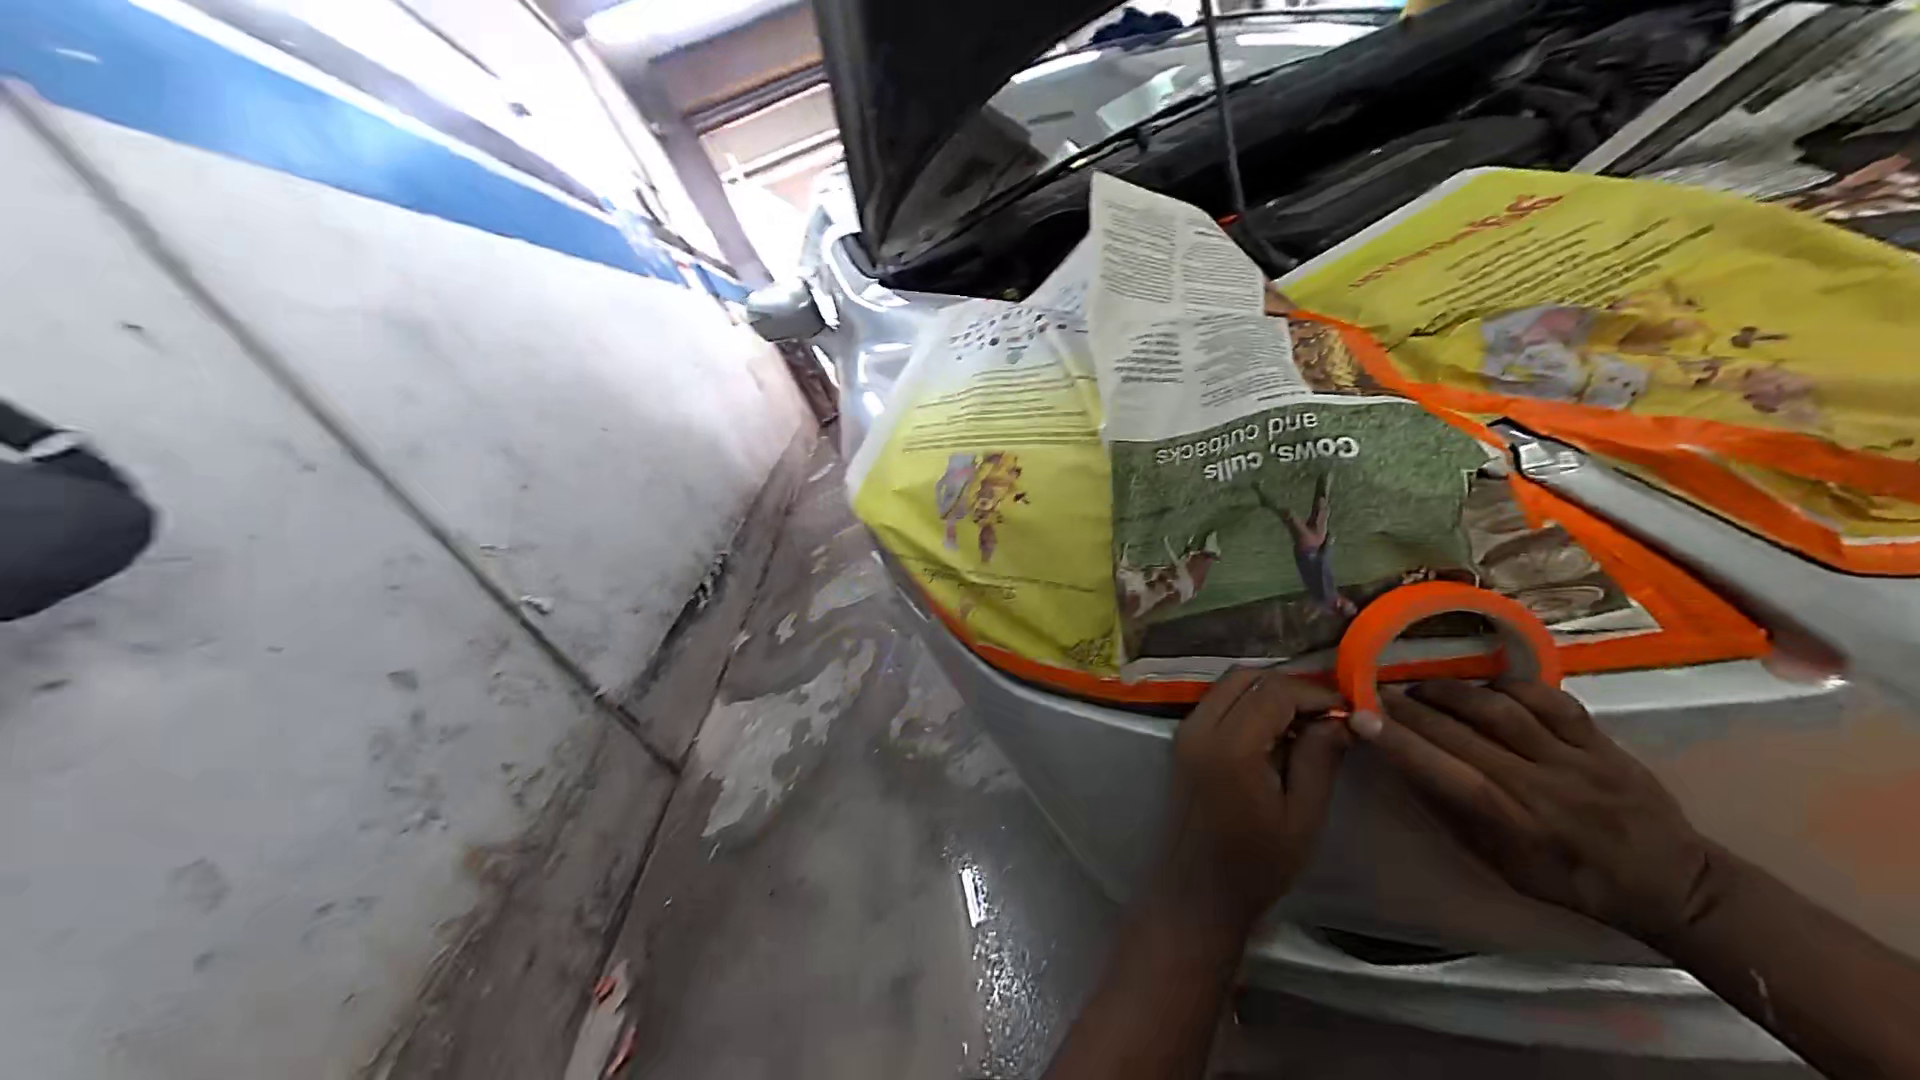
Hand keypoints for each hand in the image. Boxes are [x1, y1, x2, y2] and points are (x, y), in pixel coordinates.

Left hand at [1165, 669, 1349, 926]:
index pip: (1274, 691)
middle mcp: (1200, 727)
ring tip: (1306, 721)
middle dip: (1289, 686)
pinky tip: (1276, 730)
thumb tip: (1339, 718)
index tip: (1346, 709)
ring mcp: (1186, 731)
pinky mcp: (1182, 740)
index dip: (1314, 693)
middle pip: (1246, 677)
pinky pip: (1216, 702)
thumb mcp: (1302, 815)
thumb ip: (1319, 759)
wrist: (1197, 889)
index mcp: (1229, 745)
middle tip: (1326, 712)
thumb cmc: (1255, 863)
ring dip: (1267, 692)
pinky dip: (1247, 703)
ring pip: (1228, 685)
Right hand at [1352, 679, 1716, 940]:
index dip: (1400, 744)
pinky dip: (1508, 687)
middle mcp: (1545, 788)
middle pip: (1464, 735)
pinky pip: (1550, 700)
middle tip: (1377, 691)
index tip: (1360, 718)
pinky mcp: (1603, 743)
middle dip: (1410, 708)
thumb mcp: (1503, 866)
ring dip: (1451, 692)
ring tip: (1423, 687)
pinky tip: (1483, 688)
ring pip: (1501, 710)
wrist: (1677, 885)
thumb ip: (1454, 815)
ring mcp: (1579, 761)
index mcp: (1517, 826)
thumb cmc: (1572, 881)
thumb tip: (1405, 766)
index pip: (1446, 775)